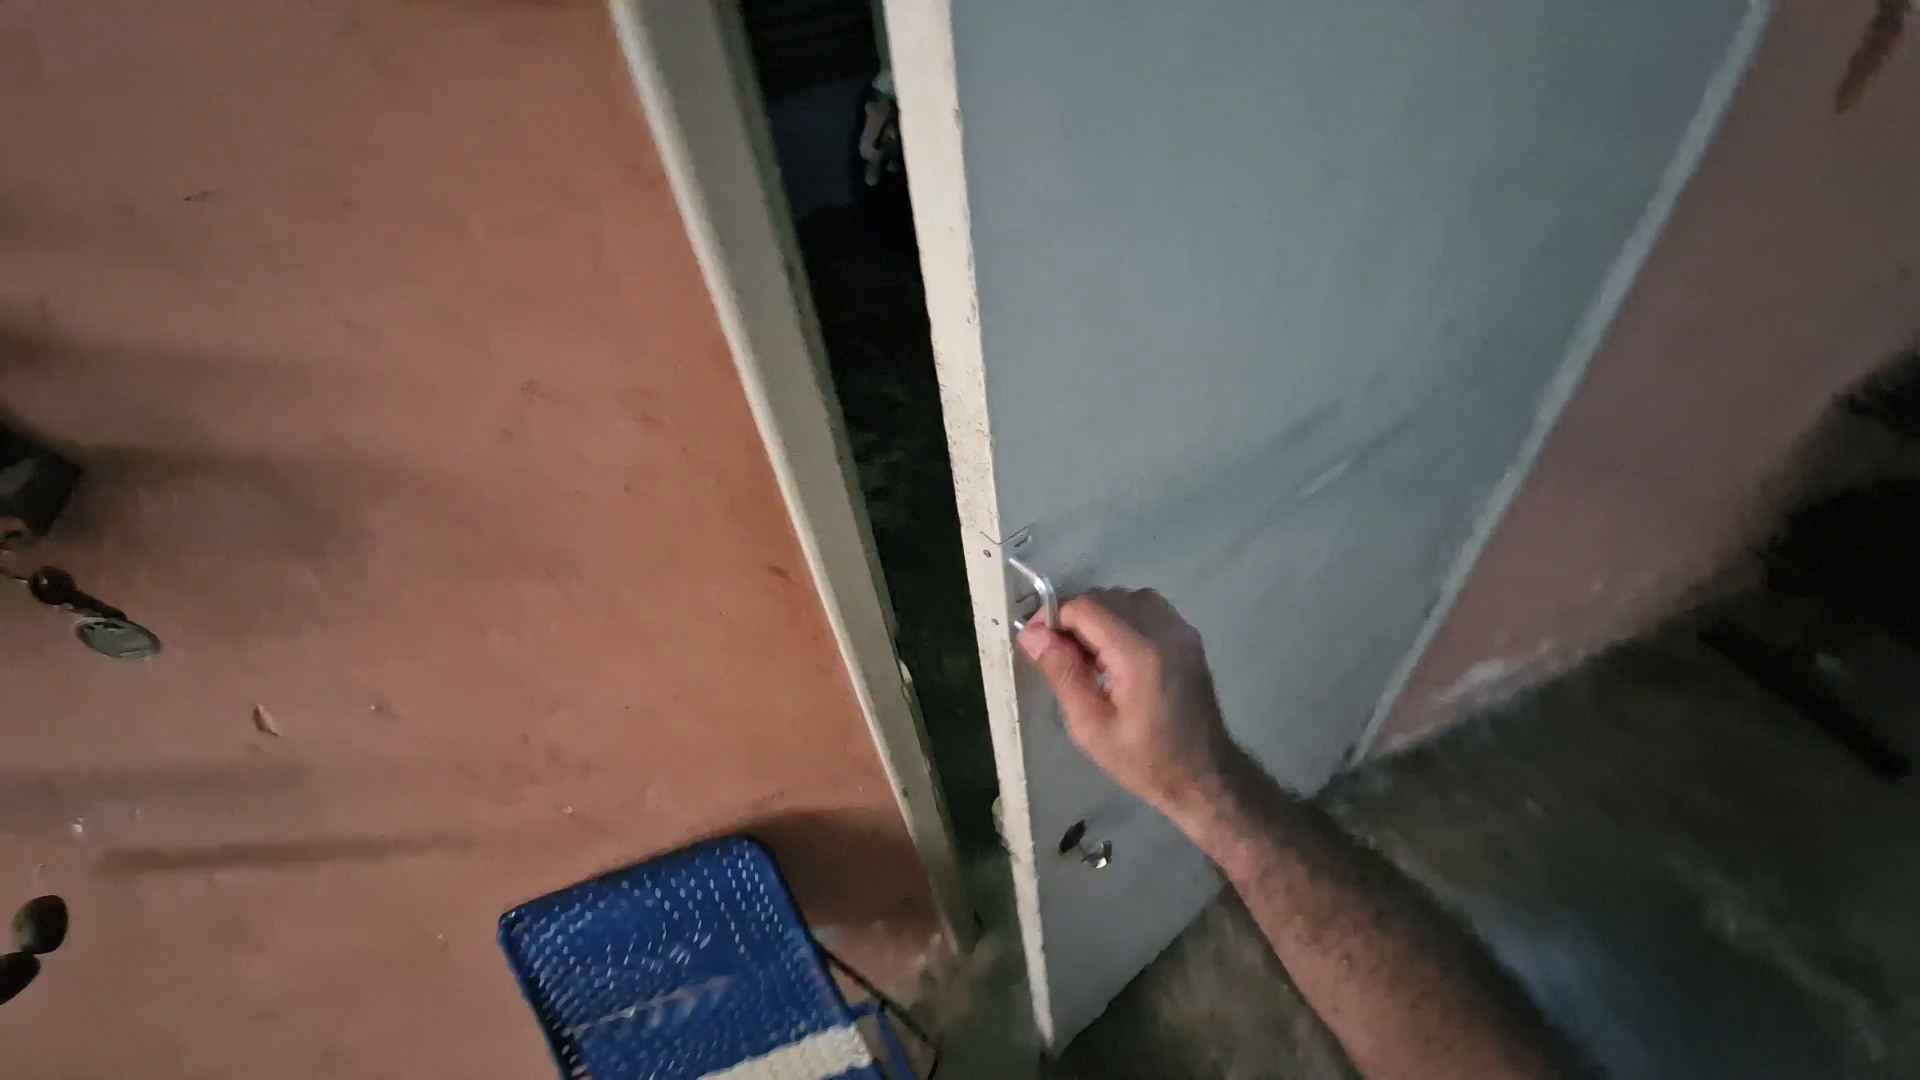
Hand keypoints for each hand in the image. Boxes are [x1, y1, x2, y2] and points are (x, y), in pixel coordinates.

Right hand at [1018, 588, 1238, 816]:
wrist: (1205, 774)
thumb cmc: (1144, 760)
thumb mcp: (1090, 726)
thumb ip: (1062, 673)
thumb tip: (1031, 634)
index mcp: (1139, 653)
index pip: (1085, 607)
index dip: (1053, 618)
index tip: (1037, 644)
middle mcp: (1163, 629)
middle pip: (1103, 597)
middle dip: (1073, 619)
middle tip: (1061, 658)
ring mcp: (1180, 628)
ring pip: (1122, 598)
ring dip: (1097, 617)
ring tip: (1088, 657)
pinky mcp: (1187, 634)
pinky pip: (1144, 607)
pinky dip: (1121, 619)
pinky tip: (1115, 653)